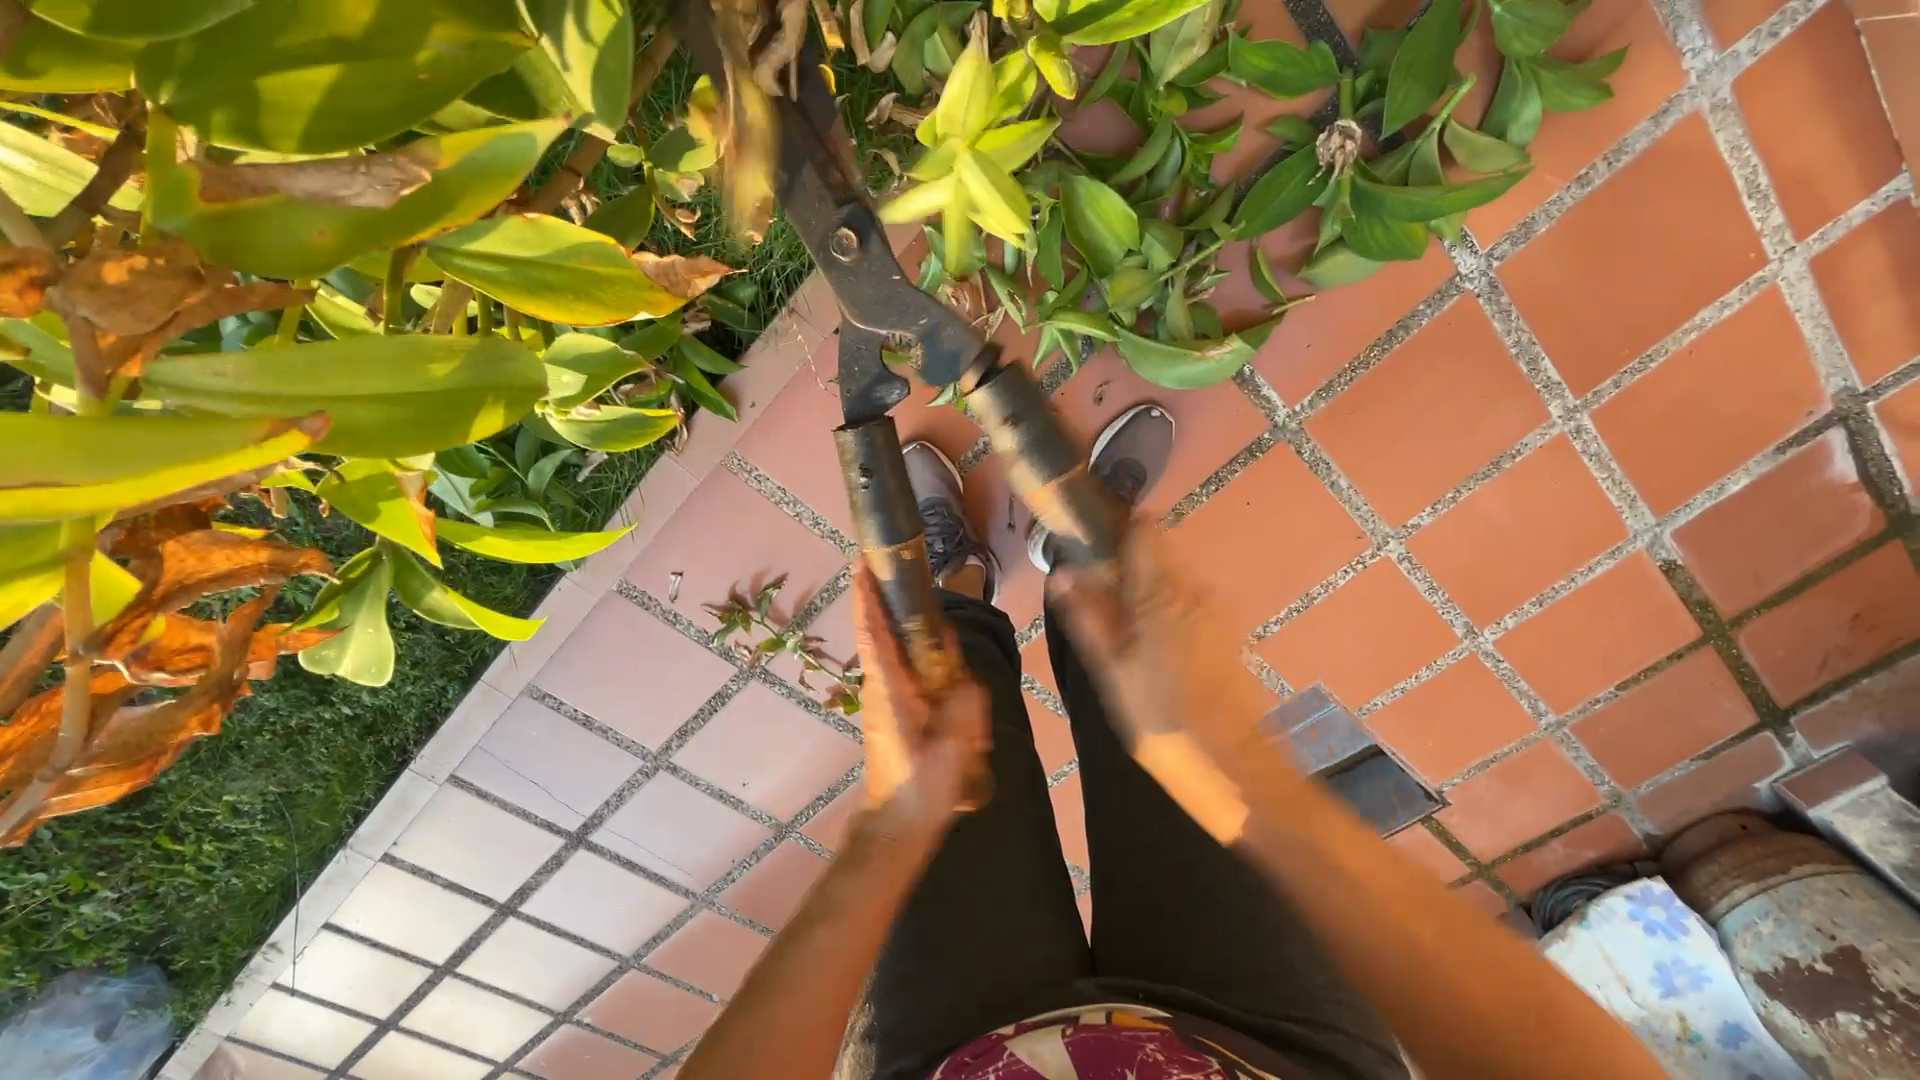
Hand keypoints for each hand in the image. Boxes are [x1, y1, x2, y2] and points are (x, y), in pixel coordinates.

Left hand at [848, 566, 990, 848]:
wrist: (897, 824)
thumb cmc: (919, 787)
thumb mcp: (952, 750)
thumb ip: (964, 709)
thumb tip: (968, 681)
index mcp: (889, 689)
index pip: (872, 632)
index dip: (865, 596)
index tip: (861, 562)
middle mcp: (881, 687)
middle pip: (878, 632)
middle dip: (883, 598)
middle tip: (897, 566)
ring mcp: (885, 699)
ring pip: (892, 650)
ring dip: (901, 624)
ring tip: (921, 602)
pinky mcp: (894, 711)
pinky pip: (903, 669)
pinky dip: (915, 651)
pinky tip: (940, 655)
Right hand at [1049, 529, 1293, 841]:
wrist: (1236, 765)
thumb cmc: (1164, 721)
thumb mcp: (1113, 673)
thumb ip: (1088, 617)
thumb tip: (1062, 574)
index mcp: (1161, 593)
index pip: (1142, 529)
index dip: (1113, 530)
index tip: (1088, 548)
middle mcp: (1194, 589)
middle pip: (1156, 552)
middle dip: (1124, 567)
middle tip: (1095, 605)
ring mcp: (1215, 609)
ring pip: (1171, 579)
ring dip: (1143, 592)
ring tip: (1119, 635)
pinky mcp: (1226, 630)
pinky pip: (1187, 604)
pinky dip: (1164, 613)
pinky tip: (1151, 652)